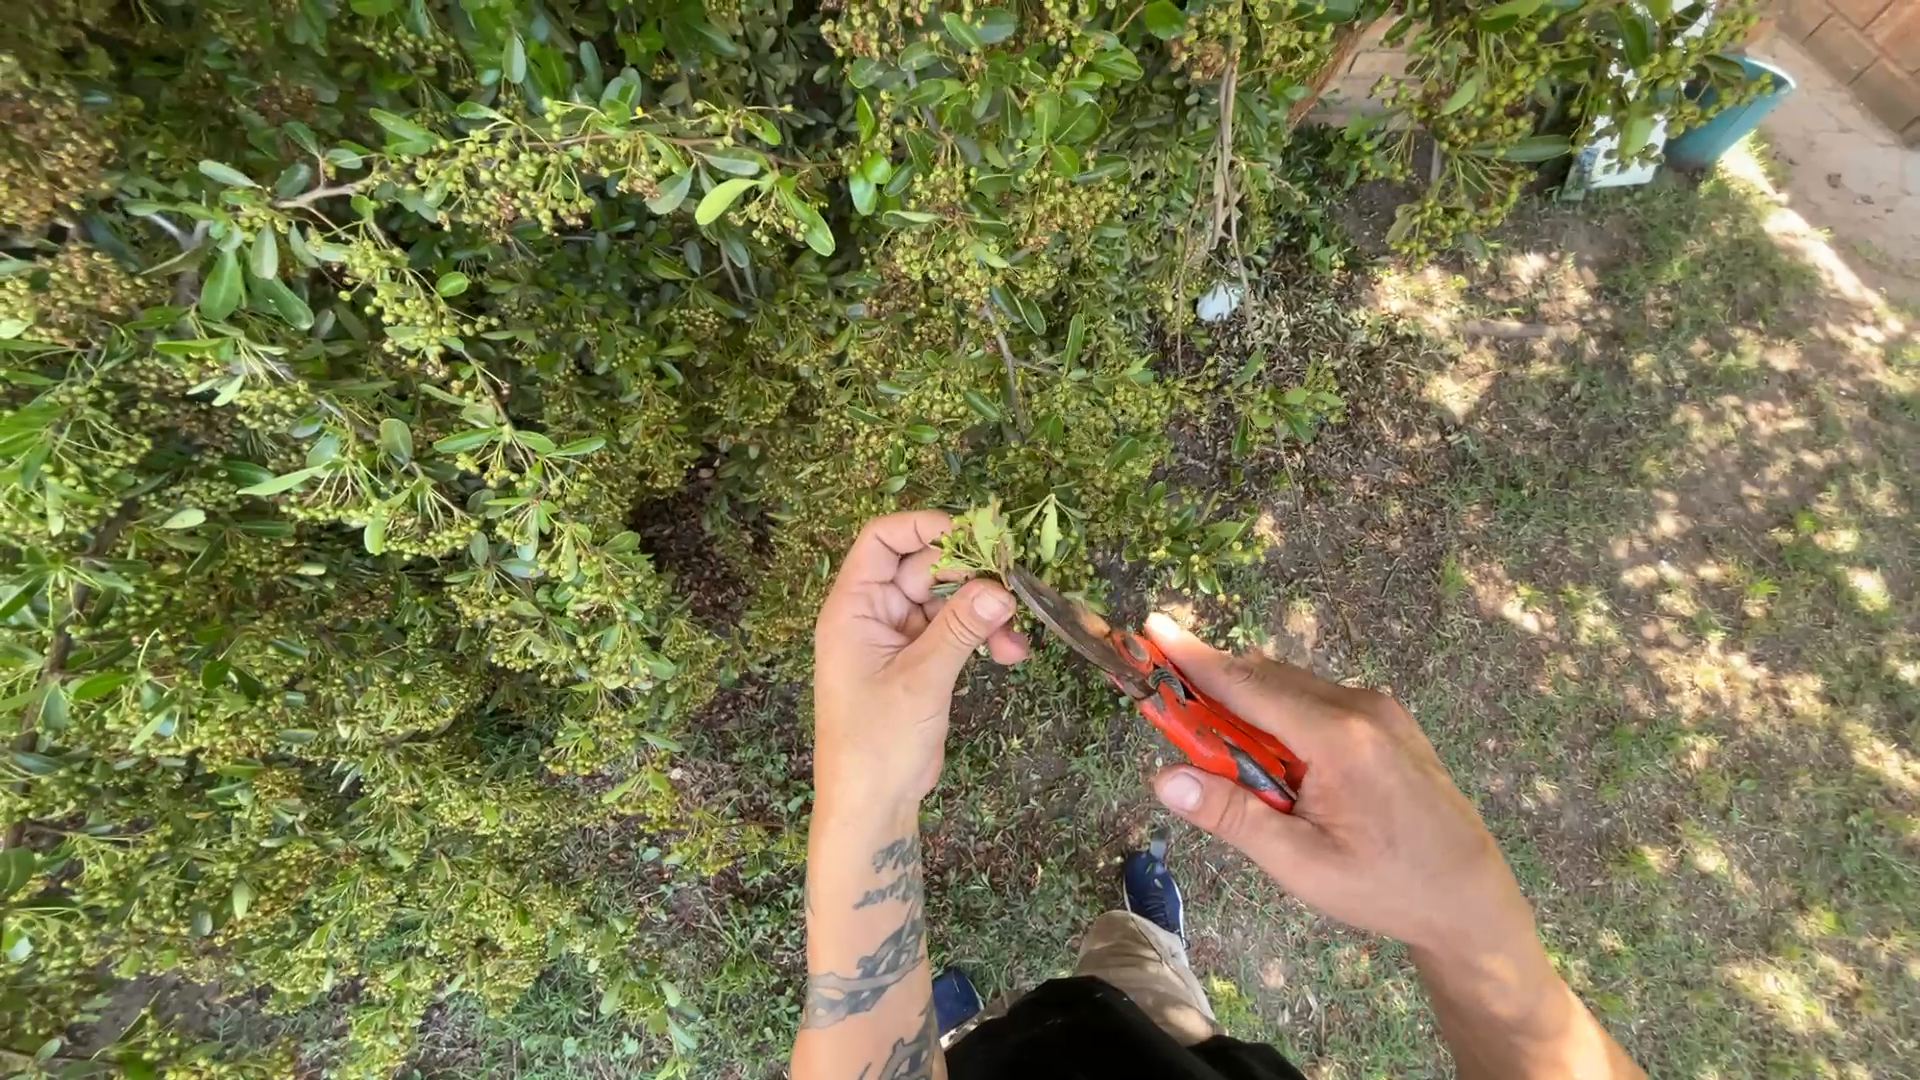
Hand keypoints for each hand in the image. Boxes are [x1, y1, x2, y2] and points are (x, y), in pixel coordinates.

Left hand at [813, 512, 1028, 812]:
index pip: (883, 540)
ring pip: (947, 600)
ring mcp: (898, 636)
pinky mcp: (920, 659)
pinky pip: (955, 630)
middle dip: (970, 577)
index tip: (974, 536)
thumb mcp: (920, 679)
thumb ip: (960, 629)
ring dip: (983, 612)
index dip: (925, 528)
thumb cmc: (877, 741)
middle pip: (925, 567)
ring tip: (1016, 637)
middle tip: (1012, 589)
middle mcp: (874, 612)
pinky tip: (1010, 655)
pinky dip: (981, 636)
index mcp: (854, 606)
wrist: (872, 805)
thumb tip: (1001, 589)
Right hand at [1143, 613, 1533, 959]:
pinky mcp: (1386, 717)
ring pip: (1288, 685)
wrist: (1475, 906)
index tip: (1153, 626)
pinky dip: (1277, 711)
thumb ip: (1231, 815)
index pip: (1247, 684)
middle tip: (1170, 705)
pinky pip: (1312, 696)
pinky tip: (1274, 753)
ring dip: (1246, 704)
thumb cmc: (1385, 889)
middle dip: (1212, 687)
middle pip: (1263, 679)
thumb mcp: (1301, 863)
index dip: (1193, 657)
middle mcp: (1359, 706)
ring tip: (1224, 748)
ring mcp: (1378, 708)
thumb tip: (1164, 779)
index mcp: (1338, 737)